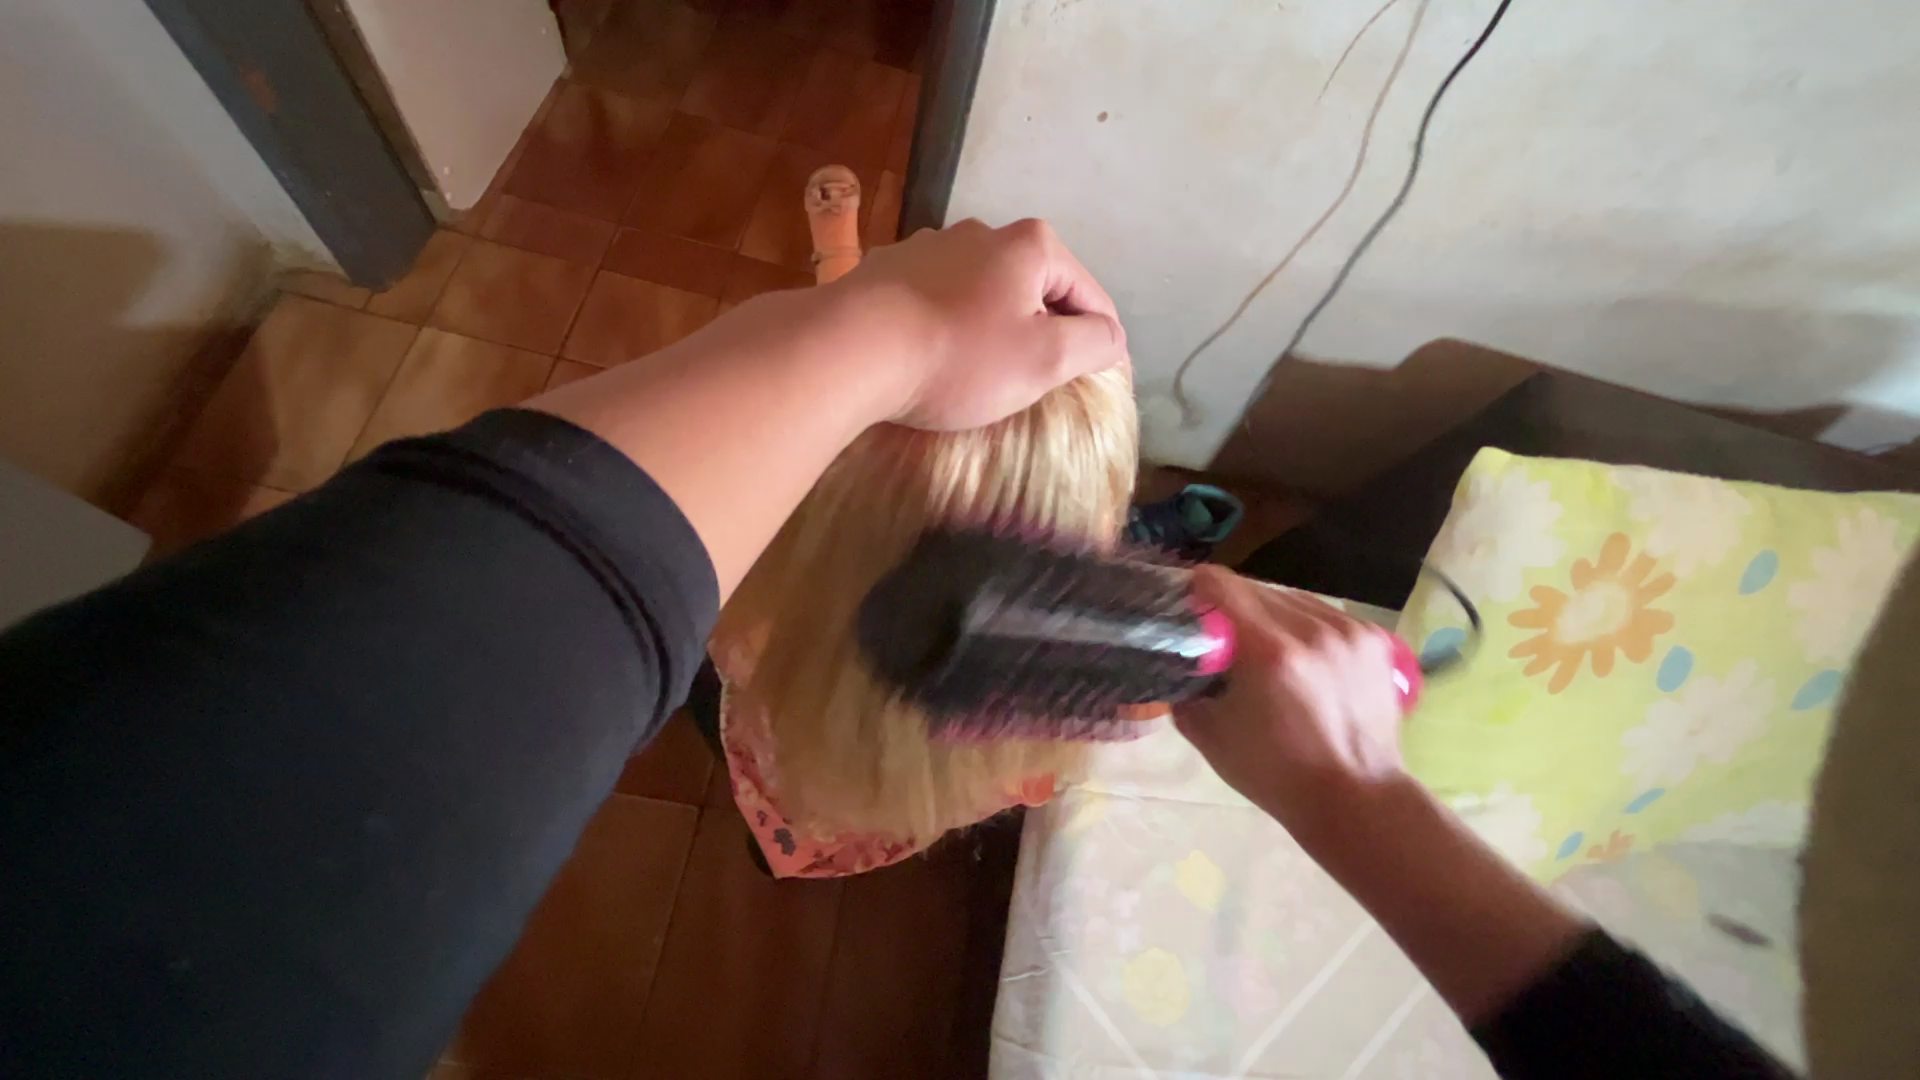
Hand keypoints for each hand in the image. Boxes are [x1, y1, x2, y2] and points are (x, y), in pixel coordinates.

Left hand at [833, 218, 1129, 430]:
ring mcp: (929, 247)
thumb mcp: (1045, 359)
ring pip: (984, 292)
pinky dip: (950, 325)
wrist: (853, 350)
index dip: (1101, 338)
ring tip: (983, 371)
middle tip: (1039, 380)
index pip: (1090, 294)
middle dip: (1044, 330)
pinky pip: (939, 301)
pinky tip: (936, 356)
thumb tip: (1112, 337)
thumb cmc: (961, 357)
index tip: (1098, 376)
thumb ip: (1093, 344)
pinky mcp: (888, 271)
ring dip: (994, 327)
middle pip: (1036, 288)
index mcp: (1031, 245)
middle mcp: (981, 232)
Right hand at [1174, 566, 1407, 832]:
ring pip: (1289, 596)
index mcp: (1269, 651)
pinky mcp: (1372, 638)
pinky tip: (1297, 653)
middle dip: (1230, 605)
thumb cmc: (1275, 773)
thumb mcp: (1209, 734)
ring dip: (1267, 612)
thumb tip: (1177, 661)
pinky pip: (1321, 612)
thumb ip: (1183, 688)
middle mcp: (1312, 630)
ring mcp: (1348, 630)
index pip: (1221, 586)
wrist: (1357, 799)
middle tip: (1218, 634)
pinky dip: (1301, 624)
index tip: (1185, 602)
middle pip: (1254, 588)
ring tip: (1259, 644)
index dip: (1195, 588)